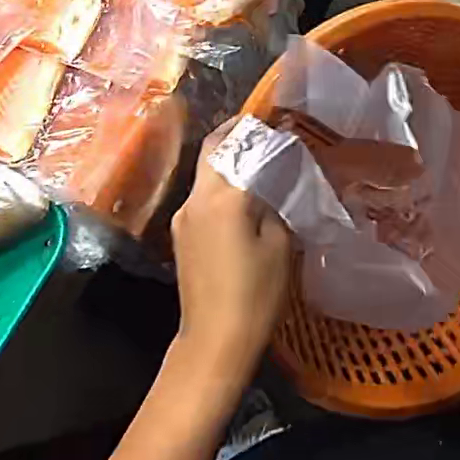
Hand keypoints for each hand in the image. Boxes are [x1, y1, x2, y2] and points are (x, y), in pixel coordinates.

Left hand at [169, 118, 294, 379]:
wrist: (214, 339)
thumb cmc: (256, 294)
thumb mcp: (280, 246)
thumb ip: (275, 205)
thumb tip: (273, 183)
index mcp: (223, 197)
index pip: (238, 147)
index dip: (257, 129)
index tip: (274, 120)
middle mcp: (196, 198)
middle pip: (211, 150)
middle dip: (233, 134)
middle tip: (258, 129)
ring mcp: (182, 215)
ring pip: (204, 173)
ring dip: (225, 159)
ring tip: (253, 159)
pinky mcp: (179, 232)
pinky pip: (200, 196)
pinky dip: (218, 185)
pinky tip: (238, 196)